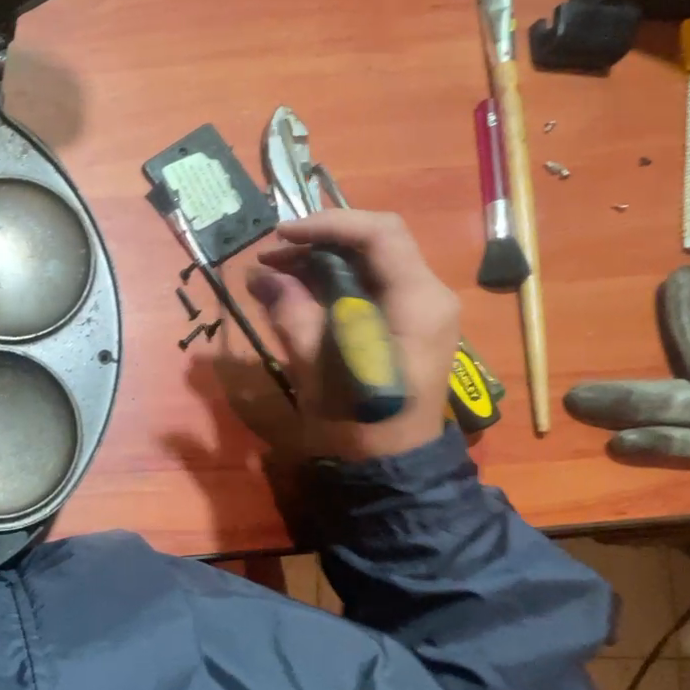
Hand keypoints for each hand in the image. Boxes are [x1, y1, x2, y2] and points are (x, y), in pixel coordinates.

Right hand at [247, 210, 457, 461]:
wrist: (390, 465)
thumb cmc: (355, 420)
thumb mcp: (315, 366)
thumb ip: (291, 312)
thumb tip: (261, 275)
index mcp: (415, 301)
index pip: (379, 234)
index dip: (327, 224)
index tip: (280, 236)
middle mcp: (428, 294)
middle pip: (376, 244)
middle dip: (320, 243)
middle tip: (268, 258)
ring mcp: (422, 310)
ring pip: (372, 264)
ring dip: (324, 262)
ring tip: (275, 274)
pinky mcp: (409, 325)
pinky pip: (373, 288)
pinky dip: (336, 284)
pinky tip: (300, 293)